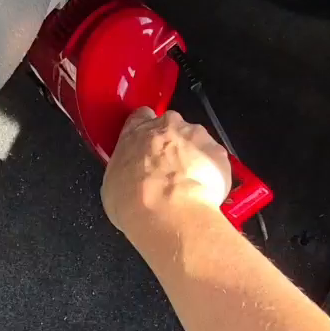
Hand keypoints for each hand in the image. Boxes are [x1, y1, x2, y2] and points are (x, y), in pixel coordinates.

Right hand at [101, 108, 232, 248]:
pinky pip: (213, 159)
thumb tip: (127, 176)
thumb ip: (124, 168)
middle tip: (163, 174)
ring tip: (183, 189)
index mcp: (137, 131)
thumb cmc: (137, 200)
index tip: (142, 148)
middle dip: (169, 146)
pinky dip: (209, 173)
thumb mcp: (112, 185)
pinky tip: (199, 193)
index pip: (139, 117)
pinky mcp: (217, 152)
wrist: (169, 213)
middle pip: (170, 128)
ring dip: (190, 159)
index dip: (142, 133)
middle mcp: (167, 126)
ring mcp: (195, 136)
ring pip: (195, 142)